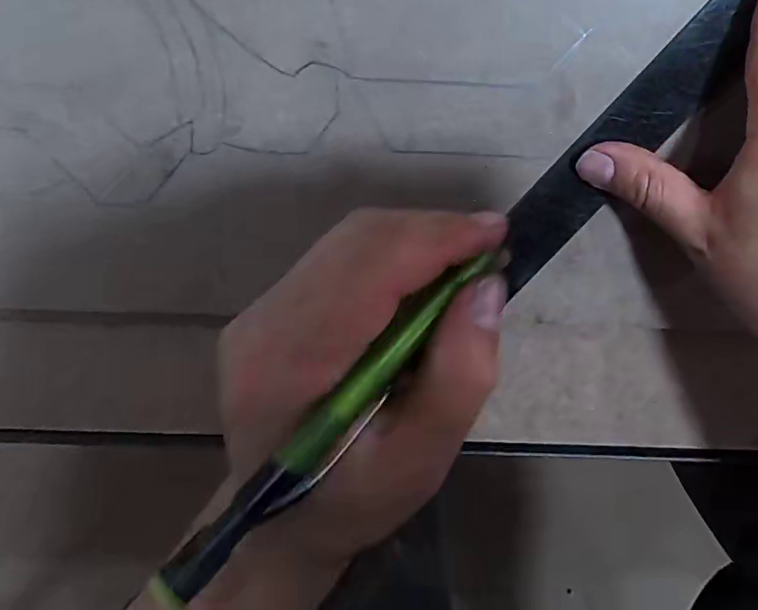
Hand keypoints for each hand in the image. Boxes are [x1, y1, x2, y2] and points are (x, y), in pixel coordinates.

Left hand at [199, 209, 508, 603]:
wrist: (275, 524)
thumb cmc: (348, 503)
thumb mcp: (417, 465)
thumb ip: (457, 378)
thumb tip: (487, 287)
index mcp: (286, 364)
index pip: (365, 271)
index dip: (432, 239)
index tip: (495, 233)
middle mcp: (264, 319)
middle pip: (356, 241)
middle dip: (430, 232)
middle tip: (488, 246)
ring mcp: (262, 305)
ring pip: (350, 239)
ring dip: (414, 238)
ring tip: (464, 258)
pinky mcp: (274, 300)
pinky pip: (341, 253)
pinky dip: (393, 250)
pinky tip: (423, 272)